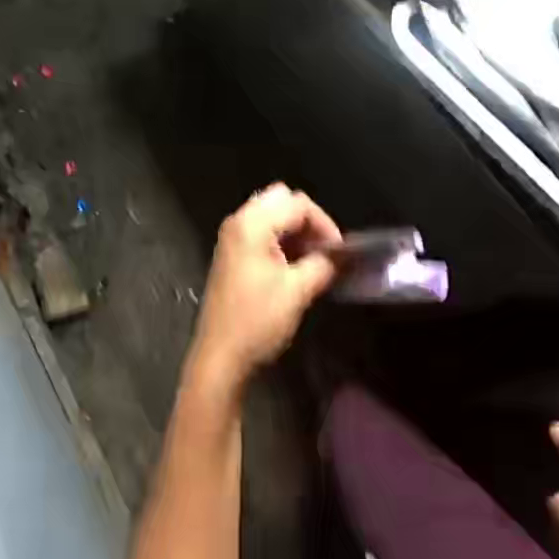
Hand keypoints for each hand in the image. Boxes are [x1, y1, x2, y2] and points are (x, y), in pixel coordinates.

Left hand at [188, 184, 341, 389]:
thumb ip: (322, 264)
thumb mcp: (298, 291)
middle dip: (307, 220)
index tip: (339, 252)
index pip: (298, 204)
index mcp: (252, 224)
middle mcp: (238, 222)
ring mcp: (232, 237)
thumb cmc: (257, 321)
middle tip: (324, 249)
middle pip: (281, 200)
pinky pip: (261, 231)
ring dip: (294, 230)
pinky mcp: (231, 254)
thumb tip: (338, 256)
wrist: (219, 358)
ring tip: (313, 259)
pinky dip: (281, 240)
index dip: (324, 224)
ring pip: (271, 214)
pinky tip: (293, 265)